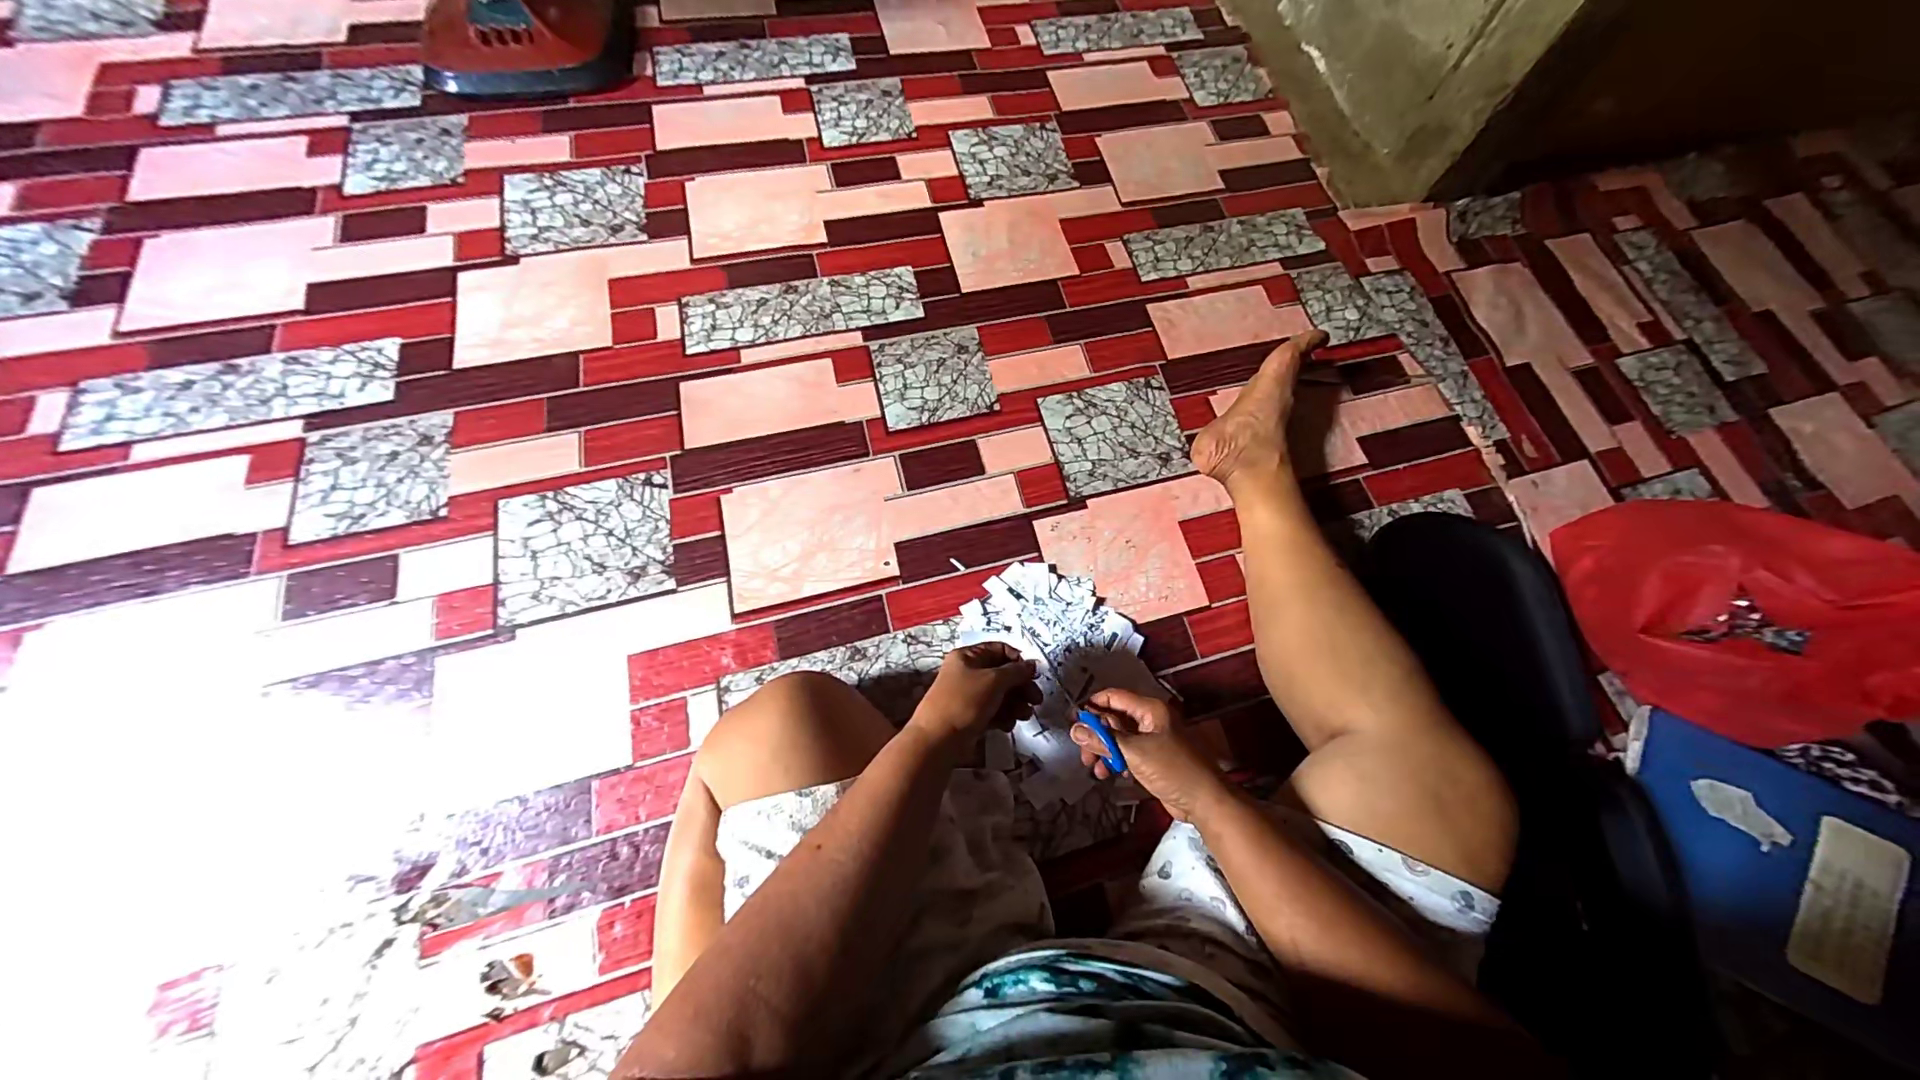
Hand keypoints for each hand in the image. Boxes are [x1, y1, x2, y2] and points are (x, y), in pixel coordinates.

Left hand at [908, 643, 1040, 746]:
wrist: (938, 740)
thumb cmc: (964, 702)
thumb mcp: (993, 681)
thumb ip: (1016, 671)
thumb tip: (1032, 664)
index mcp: (968, 656)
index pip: (999, 649)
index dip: (1018, 660)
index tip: (1033, 675)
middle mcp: (967, 672)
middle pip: (1002, 673)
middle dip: (1021, 686)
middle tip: (1036, 700)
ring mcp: (969, 695)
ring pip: (1000, 694)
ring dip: (1015, 703)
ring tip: (1024, 715)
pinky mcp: (971, 715)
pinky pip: (993, 710)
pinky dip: (1003, 716)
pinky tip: (1008, 725)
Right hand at [1071, 689, 1231, 822]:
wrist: (1205, 801)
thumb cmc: (1173, 769)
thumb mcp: (1134, 752)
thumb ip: (1103, 739)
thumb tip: (1075, 729)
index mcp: (1150, 710)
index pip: (1114, 697)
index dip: (1093, 706)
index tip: (1074, 721)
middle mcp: (1151, 720)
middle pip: (1114, 719)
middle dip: (1096, 734)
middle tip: (1083, 752)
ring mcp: (1153, 739)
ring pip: (1119, 738)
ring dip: (1104, 750)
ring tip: (1094, 768)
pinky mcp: (1153, 758)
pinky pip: (1127, 753)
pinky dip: (1116, 760)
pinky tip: (1109, 773)